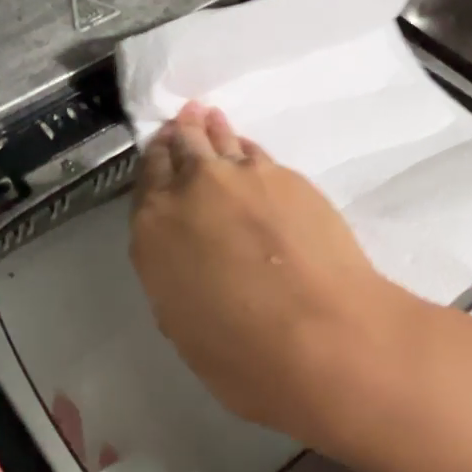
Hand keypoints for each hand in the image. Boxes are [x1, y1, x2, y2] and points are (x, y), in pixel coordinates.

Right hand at [129, 103, 395, 446]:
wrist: (324, 338)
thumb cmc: (242, 355)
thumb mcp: (183, 322)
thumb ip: (175, 272)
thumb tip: (189, 254)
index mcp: (153, 229)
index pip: (147, 180)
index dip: (154, 165)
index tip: (158, 155)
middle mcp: (191, 189)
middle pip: (179, 147)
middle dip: (177, 135)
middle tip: (180, 122)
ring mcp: (242, 175)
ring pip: (218, 138)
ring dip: (209, 127)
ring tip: (206, 115)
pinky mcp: (287, 177)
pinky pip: (255, 153)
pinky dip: (245, 148)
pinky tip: (247, 150)